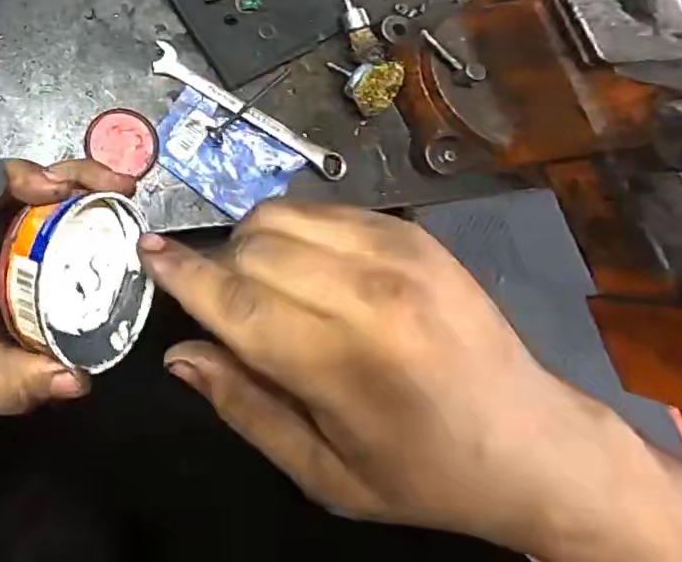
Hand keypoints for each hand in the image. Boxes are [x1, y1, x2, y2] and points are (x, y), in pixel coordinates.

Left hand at [0, 158, 137, 415]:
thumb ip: (18, 380)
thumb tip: (77, 378)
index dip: (14, 179)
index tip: (58, 192)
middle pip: (17, 179)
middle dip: (67, 176)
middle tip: (113, 186)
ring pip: (39, 191)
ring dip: (81, 186)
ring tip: (122, 193)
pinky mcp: (20, 246)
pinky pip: (52, 218)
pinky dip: (82, 210)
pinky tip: (113, 215)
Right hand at [139, 201, 669, 556]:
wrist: (533, 437)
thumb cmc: (422, 473)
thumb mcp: (325, 474)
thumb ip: (244, 407)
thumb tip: (180, 352)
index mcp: (348, 364)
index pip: (238, 302)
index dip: (184, 275)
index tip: (147, 252)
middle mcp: (369, 291)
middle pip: (251, 249)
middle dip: (219, 269)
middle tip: (225, 302)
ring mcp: (394, 248)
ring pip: (279, 215)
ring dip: (252, 243)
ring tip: (265, 282)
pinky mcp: (407, 227)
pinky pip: (319, 207)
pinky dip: (292, 230)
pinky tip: (308, 265)